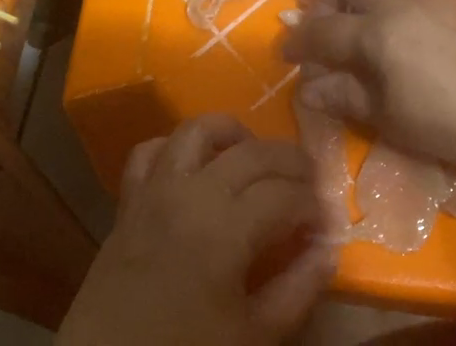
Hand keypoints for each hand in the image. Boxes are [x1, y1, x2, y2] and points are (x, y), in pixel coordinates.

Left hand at [57, 114, 333, 345]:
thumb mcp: (255, 336)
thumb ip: (297, 289)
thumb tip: (327, 249)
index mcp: (225, 229)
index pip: (284, 194)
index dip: (313, 204)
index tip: (327, 222)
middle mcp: (190, 193)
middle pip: (251, 152)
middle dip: (290, 161)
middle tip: (310, 183)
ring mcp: (154, 189)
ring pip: (198, 130)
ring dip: (234, 135)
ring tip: (256, 159)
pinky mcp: (128, 199)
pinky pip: (151, 150)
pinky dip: (177, 147)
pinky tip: (196, 166)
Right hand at [282, 0, 455, 176]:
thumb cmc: (447, 125)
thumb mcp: (388, 117)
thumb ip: (345, 96)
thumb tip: (309, 87)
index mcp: (374, 32)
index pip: (321, 30)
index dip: (297, 42)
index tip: (286, 53)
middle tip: (328, 22)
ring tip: (367, 7)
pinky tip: (413, 3)